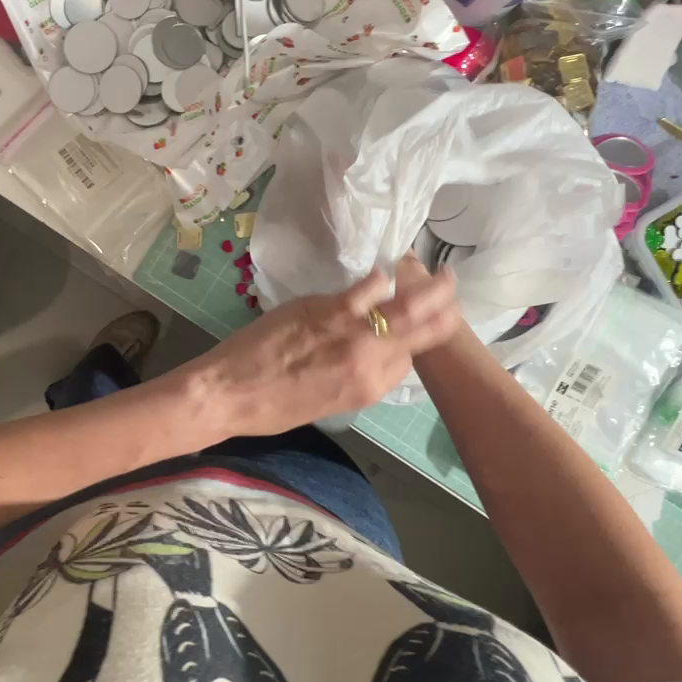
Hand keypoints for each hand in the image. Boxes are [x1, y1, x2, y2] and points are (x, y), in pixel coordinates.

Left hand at [170, 256, 460, 438]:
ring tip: (435, 274)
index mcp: (367, 390)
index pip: (408, 361)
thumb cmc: (270, 407)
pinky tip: (384, 273)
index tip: (426, 324)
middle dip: (443, 309)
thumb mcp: (324, 403)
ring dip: (424, 289)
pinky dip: (378, 280)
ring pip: (403, 308)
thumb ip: (355, 380)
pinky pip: (365, 290)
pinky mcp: (323, 310)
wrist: (227, 394)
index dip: (415, 342)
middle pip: (421, 331)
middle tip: (453, 289)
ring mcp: (348, 333)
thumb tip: (372, 355)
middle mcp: (367, 362)